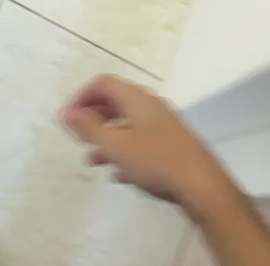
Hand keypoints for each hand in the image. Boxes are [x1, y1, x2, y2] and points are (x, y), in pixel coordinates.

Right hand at [60, 75, 235, 212]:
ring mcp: (163, 125)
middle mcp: (150, 105)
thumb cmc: (156, 161)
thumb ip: (89, 128)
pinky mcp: (172, 145)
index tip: (68, 119)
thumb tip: (67, 112)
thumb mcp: (116, 146)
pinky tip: (119, 174)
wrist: (203, 186)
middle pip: (115, 102)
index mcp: (136, 98)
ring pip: (128, 124)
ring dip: (107, 138)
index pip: (103, 83)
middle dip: (93, 118)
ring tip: (93, 160)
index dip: (81, 97)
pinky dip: (125, 151)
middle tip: (78, 137)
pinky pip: (141, 141)